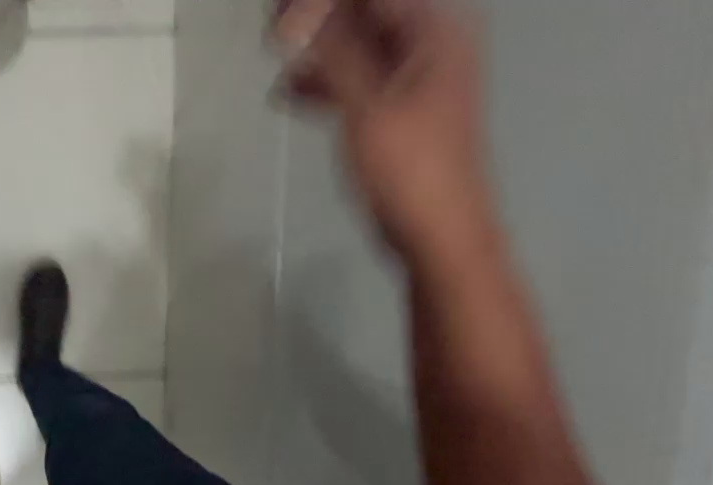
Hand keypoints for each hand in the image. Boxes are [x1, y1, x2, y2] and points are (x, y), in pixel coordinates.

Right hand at [277, 0, 495, 262]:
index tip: (279, 19)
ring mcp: (415, 78)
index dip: (321, 4)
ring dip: (317, 47)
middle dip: (318, 16)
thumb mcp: (367, 108)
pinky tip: (289, 92)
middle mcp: (429, 42)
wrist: (440, 234)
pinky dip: (326, 81)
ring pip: (358, 44)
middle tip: (272, 28)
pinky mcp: (398, 111)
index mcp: (433, 30)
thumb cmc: (409, 170)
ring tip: (273, 54)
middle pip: (367, 12)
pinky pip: (357, 79)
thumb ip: (333, 55)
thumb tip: (296, 17)